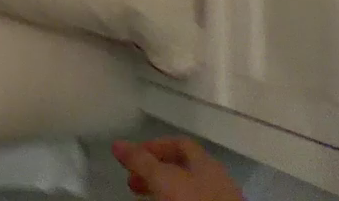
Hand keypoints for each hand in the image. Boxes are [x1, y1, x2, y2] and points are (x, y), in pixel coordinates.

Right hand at [112, 137, 244, 200]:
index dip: (154, 145)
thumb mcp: (162, 178)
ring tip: (146, 195)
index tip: (134, 156)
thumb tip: (116, 143)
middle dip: (154, 170)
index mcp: (205, 161)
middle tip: (133, 180)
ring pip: (188, 187)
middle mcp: (217, 177)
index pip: (179, 142)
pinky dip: (176, 199)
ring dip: (164, 188)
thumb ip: (140, 160)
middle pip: (182, 166)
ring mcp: (222, 200)